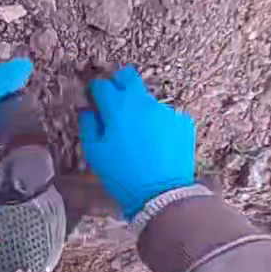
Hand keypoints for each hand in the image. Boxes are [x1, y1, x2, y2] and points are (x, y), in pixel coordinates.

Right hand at [79, 66, 196, 218]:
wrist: (162, 194)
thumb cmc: (123, 176)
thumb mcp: (95, 154)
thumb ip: (88, 126)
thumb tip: (88, 111)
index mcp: (118, 109)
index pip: (102, 85)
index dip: (96, 91)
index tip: (94, 100)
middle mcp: (143, 103)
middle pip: (128, 77)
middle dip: (118, 84)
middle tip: (114, 104)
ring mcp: (165, 111)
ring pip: (147, 100)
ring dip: (139, 111)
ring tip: (137, 137)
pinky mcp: (182, 122)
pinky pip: (165, 116)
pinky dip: (157, 125)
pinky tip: (155, 146)